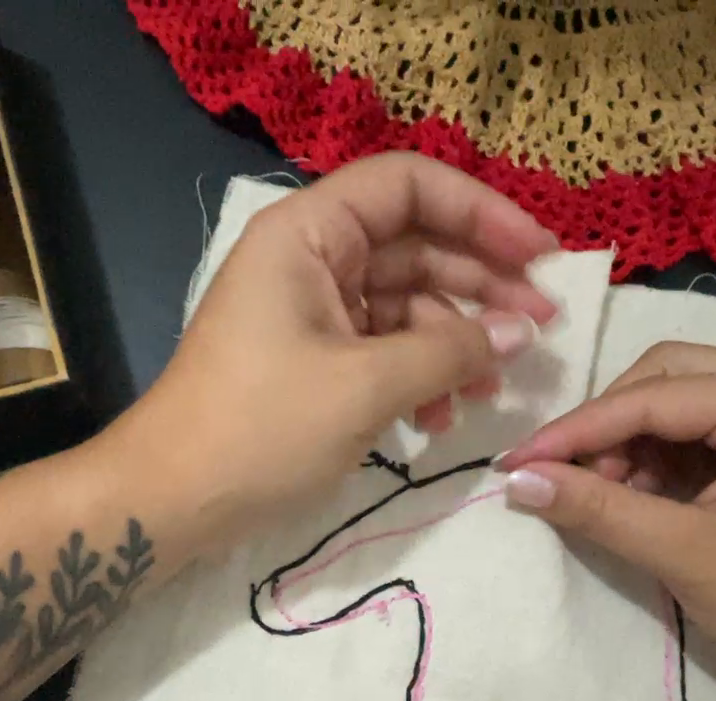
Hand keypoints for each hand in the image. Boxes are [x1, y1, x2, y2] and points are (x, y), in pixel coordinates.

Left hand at [100, 153, 557, 553]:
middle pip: (413, 248)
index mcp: (308, 235)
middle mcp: (308, 261)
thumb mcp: (365, 387)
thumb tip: (521, 332)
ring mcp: (306, 314)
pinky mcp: (308, 363)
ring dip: (452, 346)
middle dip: (480, 289)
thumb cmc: (262, 429)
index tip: (541, 257)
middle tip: (542, 330)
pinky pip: (377, 352)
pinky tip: (438, 420)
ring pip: (401, 308)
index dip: (482, 212)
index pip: (409, 187)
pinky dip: (413, 378)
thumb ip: (451, 352)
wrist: (174, 499)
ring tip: (492, 393)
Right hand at [494, 342, 715, 699]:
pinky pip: (698, 440)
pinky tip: (634, 501)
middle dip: (605, 425)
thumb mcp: (693, 558)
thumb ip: (601, 511)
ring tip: (597, 497)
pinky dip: (654, 465)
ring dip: (626, 445)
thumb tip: (517, 480)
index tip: (513, 463)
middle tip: (561, 477)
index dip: (577, 429)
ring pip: (679, 406)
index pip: (657, 395)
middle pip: (668, 378)